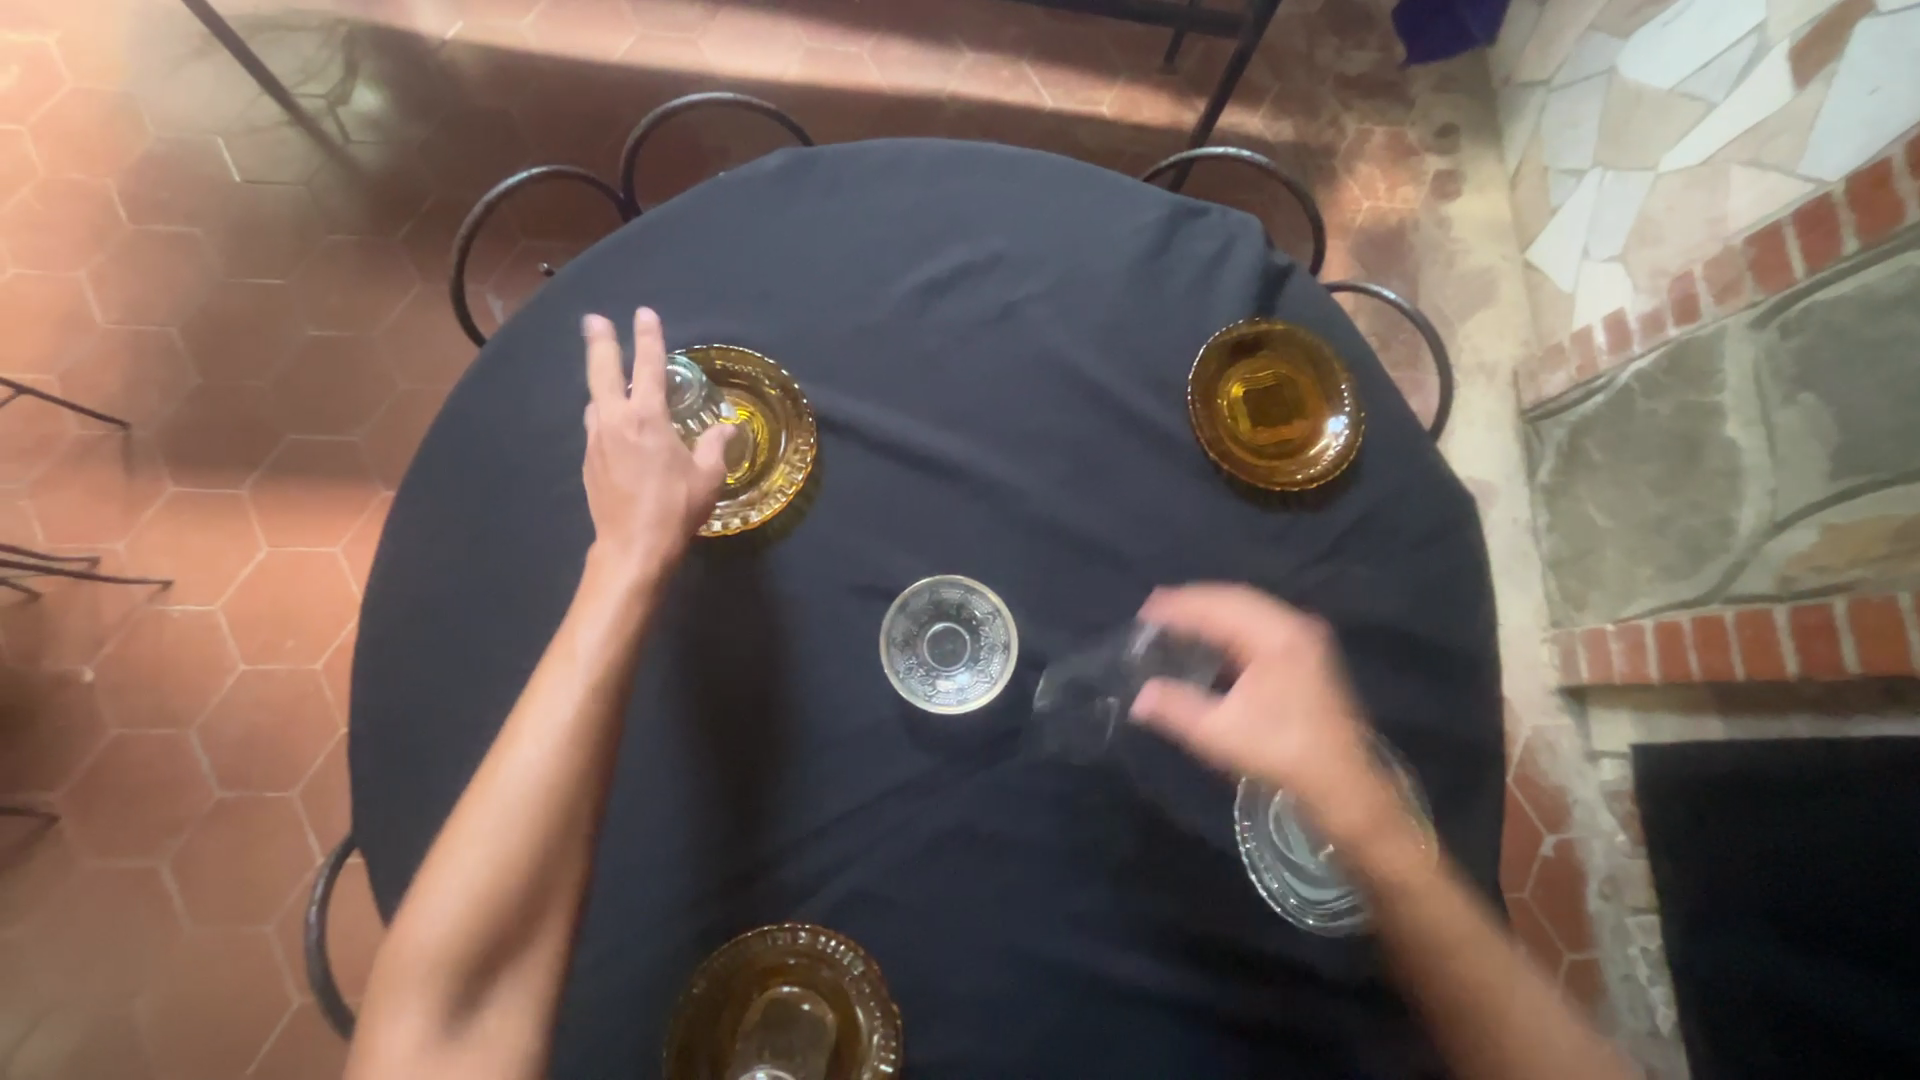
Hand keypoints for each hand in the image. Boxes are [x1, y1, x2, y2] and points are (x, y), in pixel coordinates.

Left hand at [581, 308, 731, 579]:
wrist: (633, 545)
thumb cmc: (676, 507)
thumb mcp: (709, 476)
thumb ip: (716, 446)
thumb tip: (727, 427)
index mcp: (647, 418)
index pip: (649, 367)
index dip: (649, 338)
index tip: (643, 313)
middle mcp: (615, 421)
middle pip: (602, 370)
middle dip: (600, 342)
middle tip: (594, 320)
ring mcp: (596, 441)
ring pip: (595, 401)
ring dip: (601, 384)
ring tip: (609, 380)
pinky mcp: (588, 462)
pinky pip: (596, 428)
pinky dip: (604, 416)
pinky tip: (613, 427)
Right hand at [1130, 583, 1410, 853]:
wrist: (1344, 784)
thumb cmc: (1282, 752)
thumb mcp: (1220, 733)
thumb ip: (1176, 709)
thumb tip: (1139, 697)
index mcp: (1275, 637)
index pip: (1219, 606)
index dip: (1179, 605)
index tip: (1145, 610)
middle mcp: (1293, 626)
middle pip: (1236, 599)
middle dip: (1194, 601)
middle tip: (1156, 607)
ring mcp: (1304, 639)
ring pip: (1250, 610)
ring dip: (1213, 612)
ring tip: (1177, 618)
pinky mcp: (1307, 655)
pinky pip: (1260, 625)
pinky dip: (1230, 625)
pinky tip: (1211, 639)